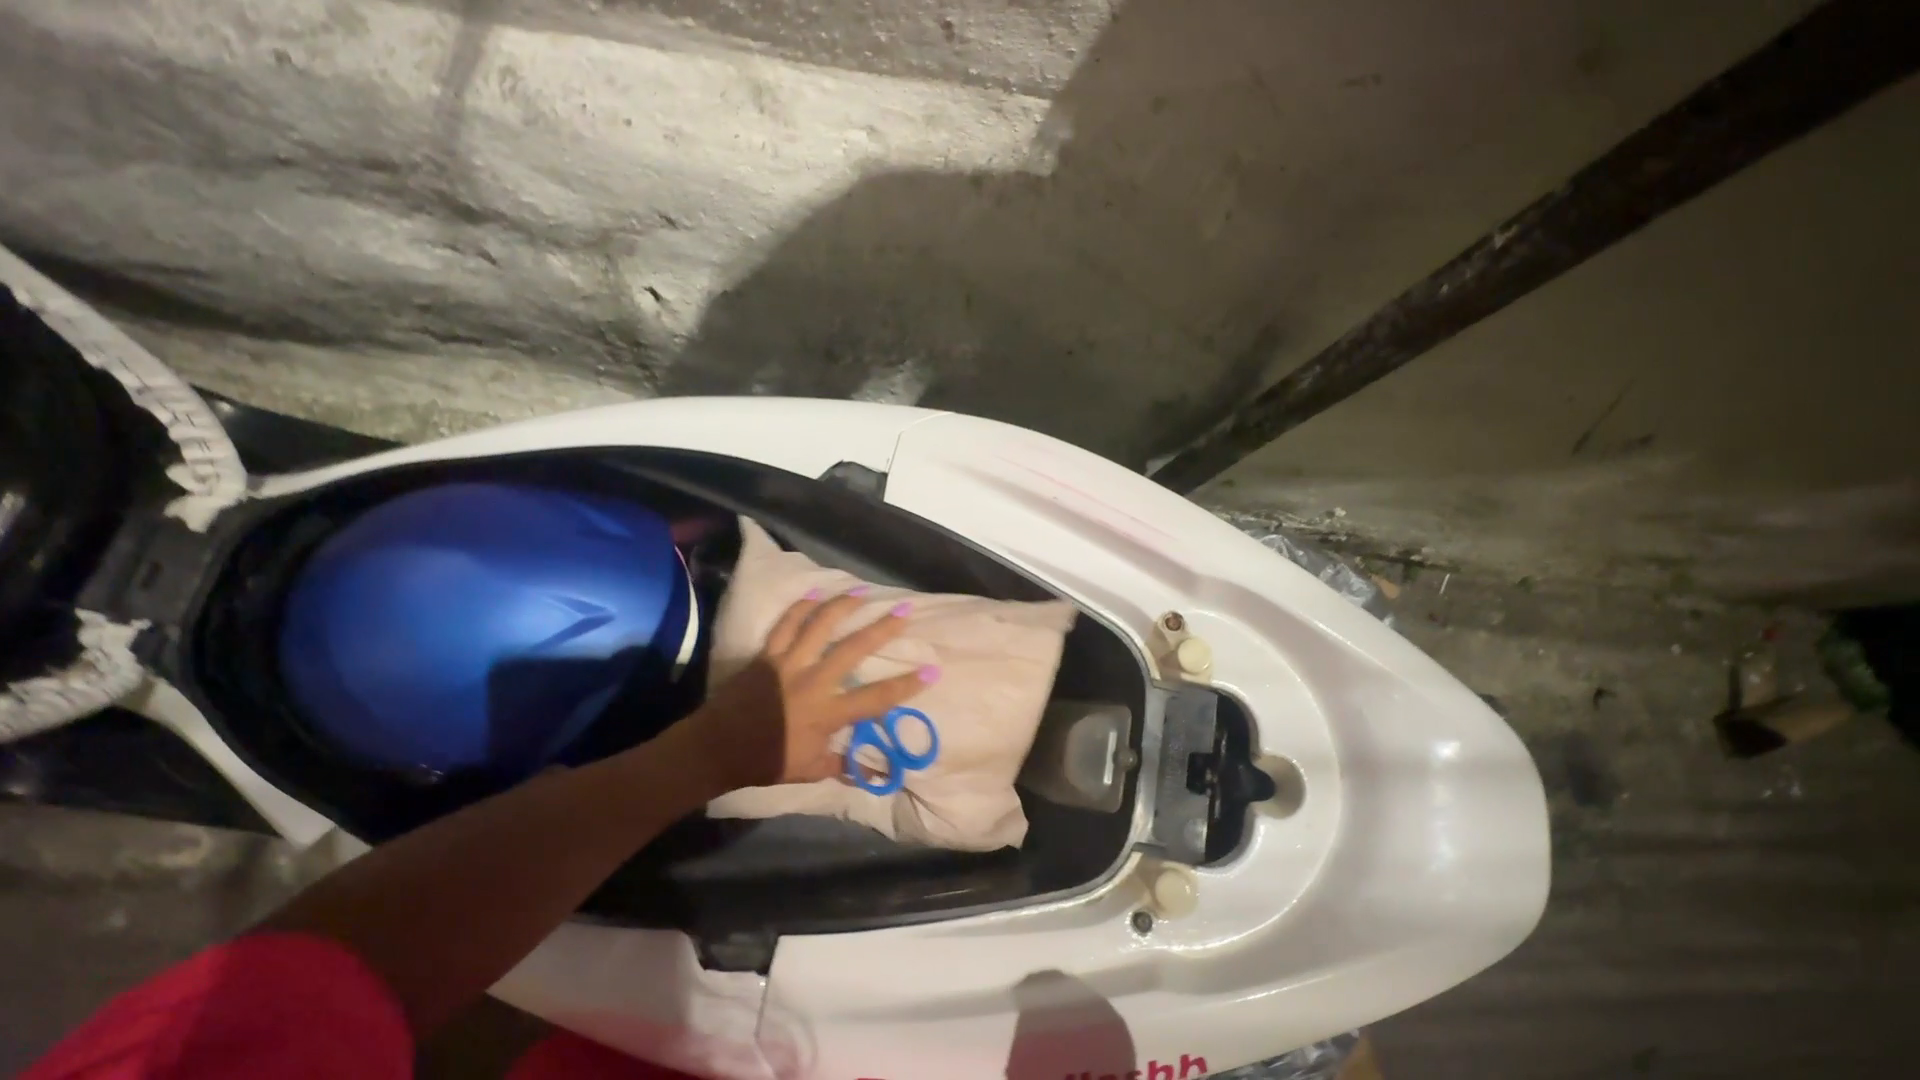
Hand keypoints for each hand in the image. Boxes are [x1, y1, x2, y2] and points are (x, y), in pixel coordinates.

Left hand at [677, 590, 939, 791]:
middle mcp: (813, 681)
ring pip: (820, 626)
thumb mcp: (809, 769)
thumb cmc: (766, 761)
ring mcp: (788, 663)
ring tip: (864, 592)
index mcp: (827, 713)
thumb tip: (874, 771)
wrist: (717, 748)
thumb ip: (842, 763)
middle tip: (904, 611)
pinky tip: (815, 594)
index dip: (905, 685)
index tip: (931, 671)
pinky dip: (801, 608)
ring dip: (844, 607)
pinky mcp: (767, 654)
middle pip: (854, 649)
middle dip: (882, 628)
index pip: (875, 698)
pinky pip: (786, 625)